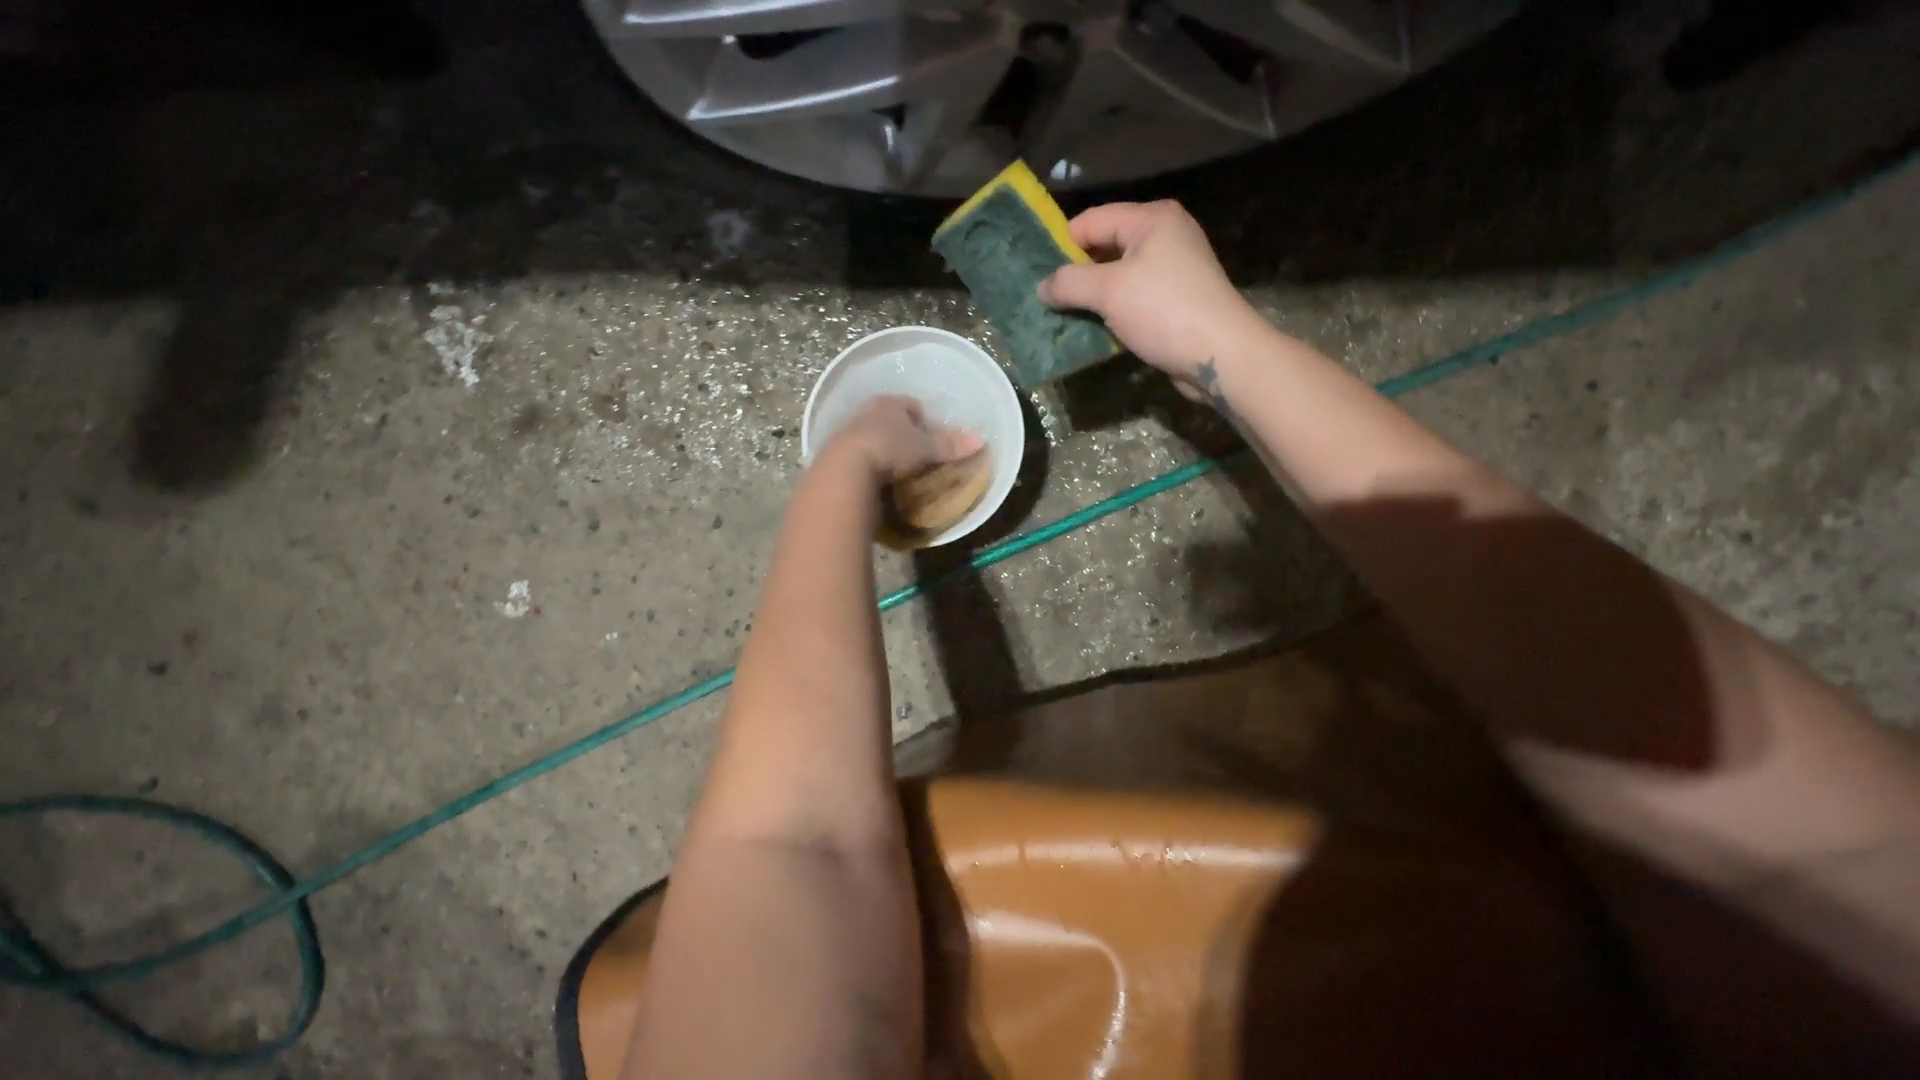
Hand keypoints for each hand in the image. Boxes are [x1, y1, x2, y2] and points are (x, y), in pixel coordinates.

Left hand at [818, 395, 983, 486]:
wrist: (845, 471)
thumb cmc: (890, 449)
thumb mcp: (925, 449)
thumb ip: (950, 445)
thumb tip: (980, 440)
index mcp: (889, 403)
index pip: (912, 406)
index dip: (925, 422)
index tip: (933, 440)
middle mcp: (866, 412)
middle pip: (890, 421)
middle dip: (903, 436)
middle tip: (918, 458)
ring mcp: (847, 432)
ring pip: (873, 438)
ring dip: (884, 451)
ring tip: (898, 473)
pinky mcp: (835, 456)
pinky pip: (859, 457)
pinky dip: (869, 467)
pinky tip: (877, 482)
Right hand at [1037, 200, 1272, 393]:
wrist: (1219, 355)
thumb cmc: (1163, 310)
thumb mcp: (1109, 291)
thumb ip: (1069, 283)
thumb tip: (1041, 287)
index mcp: (1152, 219)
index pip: (1092, 220)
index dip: (1061, 244)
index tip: (1035, 273)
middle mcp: (1164, 237)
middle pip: (1104, 248)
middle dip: (1075, 273)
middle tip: (1043, 297)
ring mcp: (1171, 271)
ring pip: (1116, 278)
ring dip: (1091, 297)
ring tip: (1059, 315)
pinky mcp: (1173, 302)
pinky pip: (1131, 300)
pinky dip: (1110, 313)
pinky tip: (1088, 330)